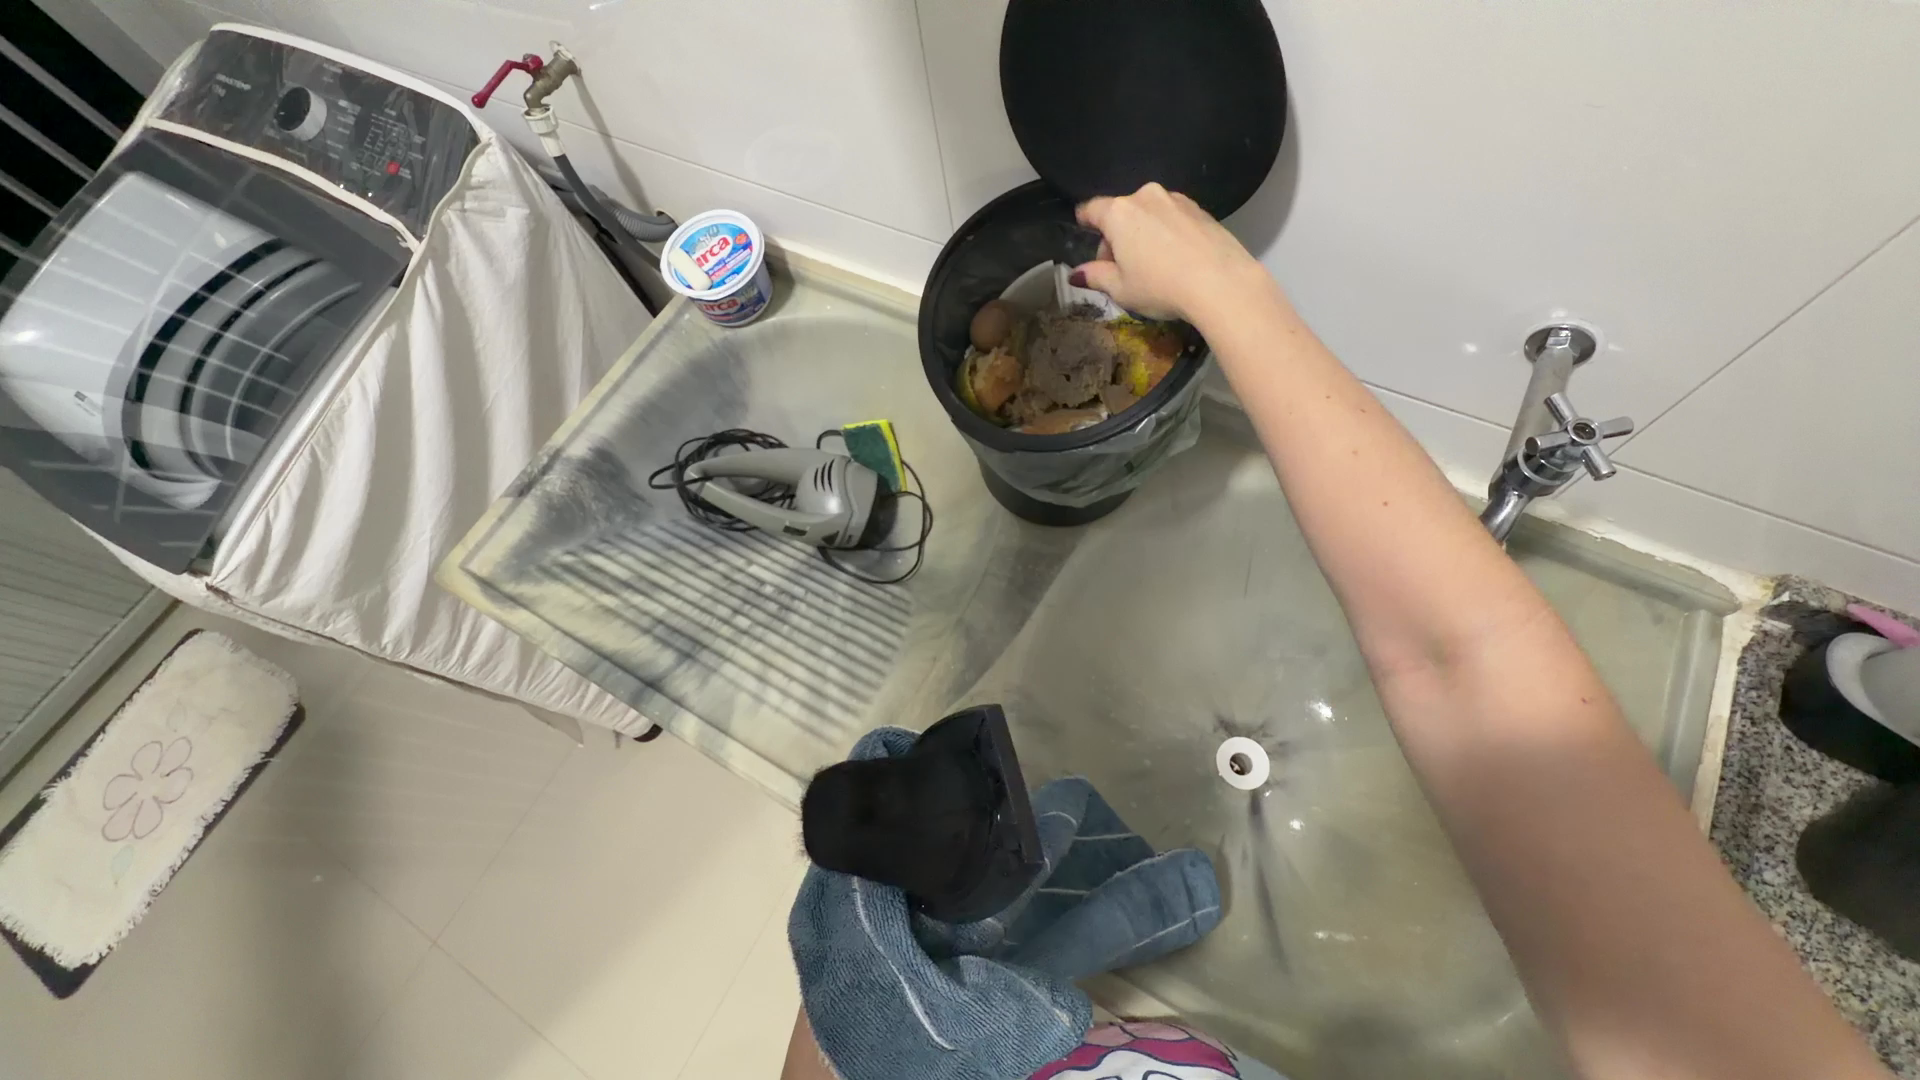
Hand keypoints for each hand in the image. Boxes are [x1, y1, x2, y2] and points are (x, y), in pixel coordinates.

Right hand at [1072, 183, 1274, 324]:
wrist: (1220, 283)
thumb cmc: (1160, 287)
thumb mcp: (1120, 289)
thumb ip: (1095, 277)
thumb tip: (1076, 274)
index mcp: (1119, 213)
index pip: (1091, 210)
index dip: (1084, 222)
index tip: (1084, 233)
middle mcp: (1146, 196)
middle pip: (1120, 214)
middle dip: (1116, 238)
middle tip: (1121, 271)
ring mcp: (1176, 200)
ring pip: (1148, 215)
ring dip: (1142, 235)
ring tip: (1152, 267)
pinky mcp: (1200, 209)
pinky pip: (1172, 219)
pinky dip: (1166, 234)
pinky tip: (1175, 261)